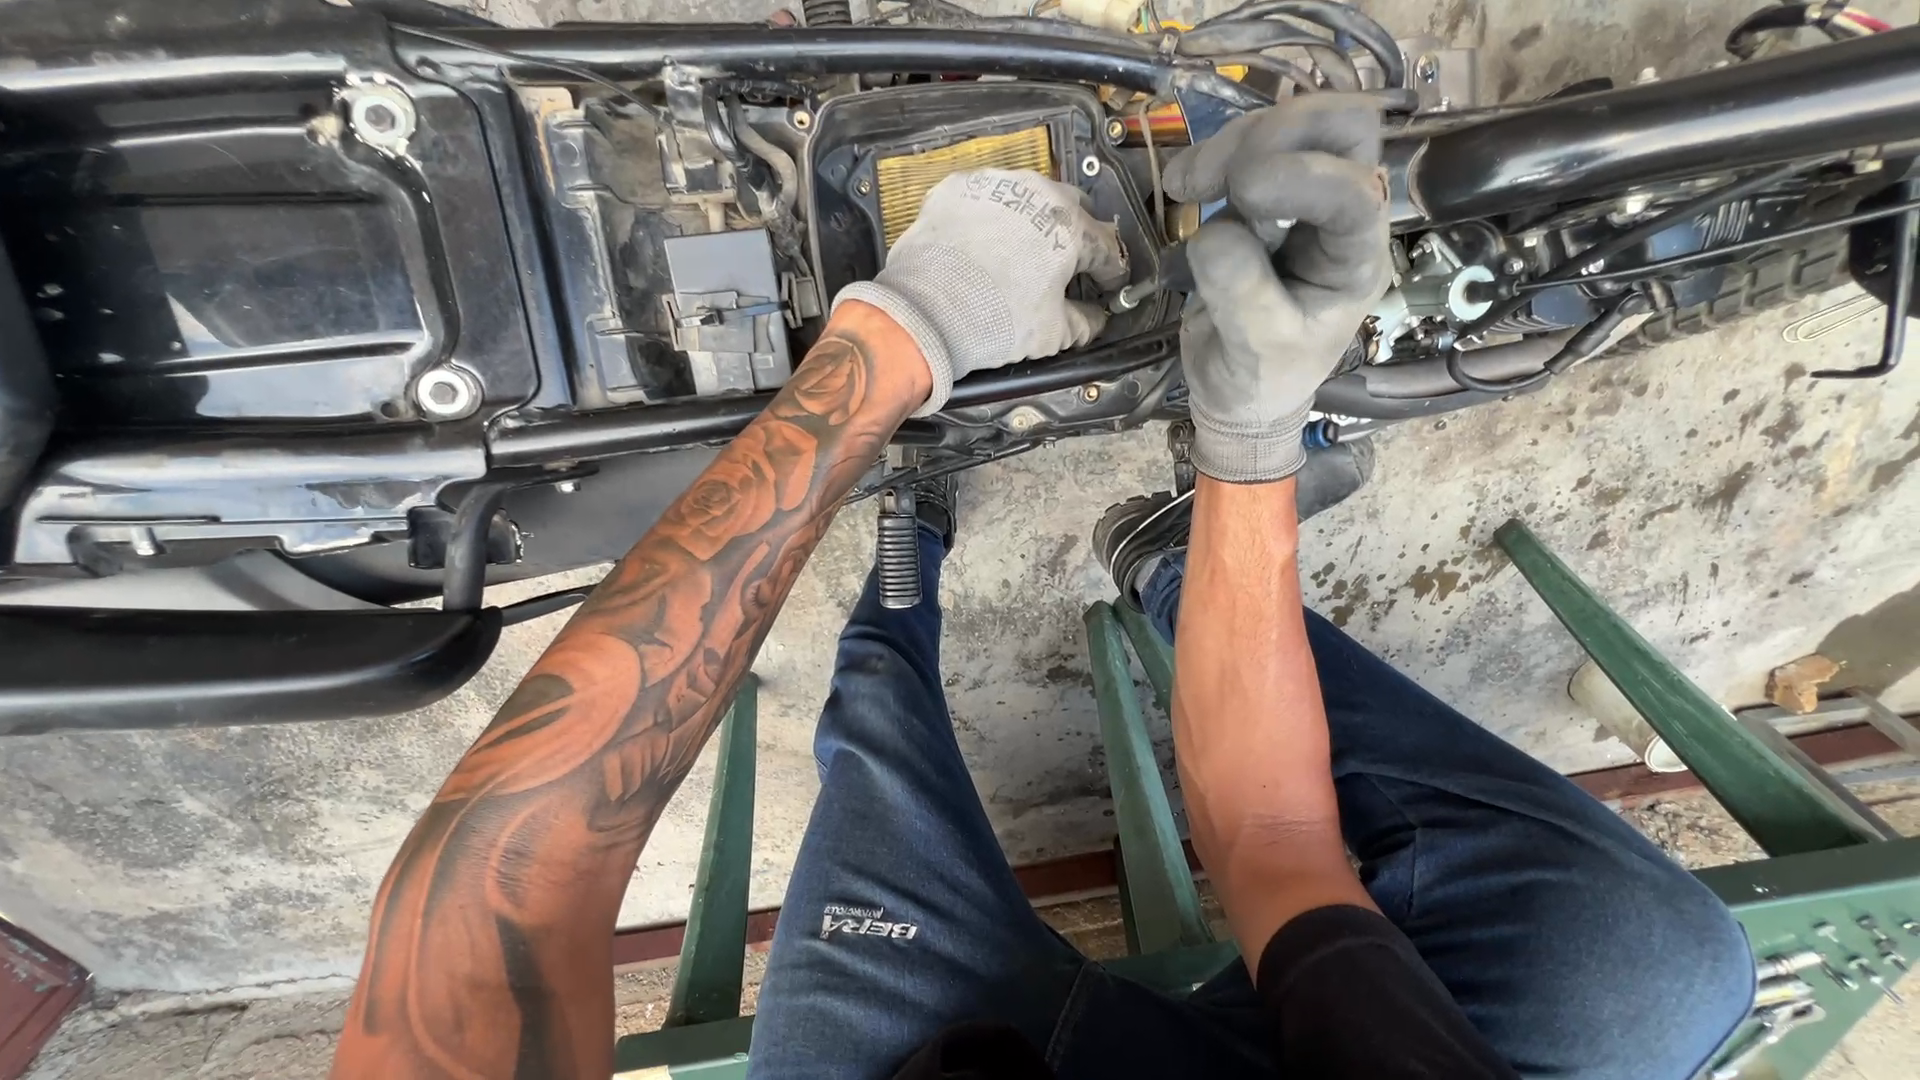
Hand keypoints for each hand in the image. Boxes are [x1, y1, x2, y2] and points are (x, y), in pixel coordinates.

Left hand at [834, 168, 1128, 414]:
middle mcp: (1037, 194)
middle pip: (1070, 210)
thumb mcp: (1052, 334)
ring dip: (1031, 220)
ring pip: (1026, 196)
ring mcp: (995, 186)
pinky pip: (983, 198)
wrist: (927, 314)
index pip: (1105, 248)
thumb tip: (1093, 320)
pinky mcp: (956, 189)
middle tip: (1064, 265)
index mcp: (1070, 228)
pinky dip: (988, 217)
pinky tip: (981, 243)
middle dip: (1072, 236)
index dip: (1110, 272)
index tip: (1107, 285)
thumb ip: (1084, 323)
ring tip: (1020, 251)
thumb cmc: (993, 320)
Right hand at [1164, 96, 1391, 482]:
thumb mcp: (1256, 349)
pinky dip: (1214, 156)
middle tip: (1222, 176)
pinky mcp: (1261, 206)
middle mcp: (1340, 220)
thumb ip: (1242, 290)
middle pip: (1343, 130)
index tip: (1244, 195)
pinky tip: (1183, 186)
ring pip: (1291, 129)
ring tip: (1187, 185)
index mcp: (1356, 260)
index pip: (1355, 191)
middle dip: (1280, 135)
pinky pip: (1248, 152)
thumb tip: (1214, 230)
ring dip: (1237, 143)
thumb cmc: (1259, 379)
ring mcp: (1300, 206)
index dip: (1305, 177)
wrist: (1236, 394)